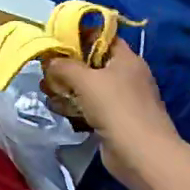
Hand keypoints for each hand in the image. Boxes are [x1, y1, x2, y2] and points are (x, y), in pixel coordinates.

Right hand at [42, 40, 181, 188]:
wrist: (140, 152)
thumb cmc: (116, 108)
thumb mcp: (85, 80)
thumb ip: (64, 65)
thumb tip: (49, 59)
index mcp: (125, 59)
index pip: (102, 37)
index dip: (79, 36)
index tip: (54, 43)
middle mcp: (124, 75)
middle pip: (88, 63)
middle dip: (65, 68)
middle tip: (48, 76)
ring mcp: (118, 98)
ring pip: (84, 86)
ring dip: (65, 90)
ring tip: (52, 97)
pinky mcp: (111, 118)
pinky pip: (87, 105)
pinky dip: (74, 107)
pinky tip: (63, 113)